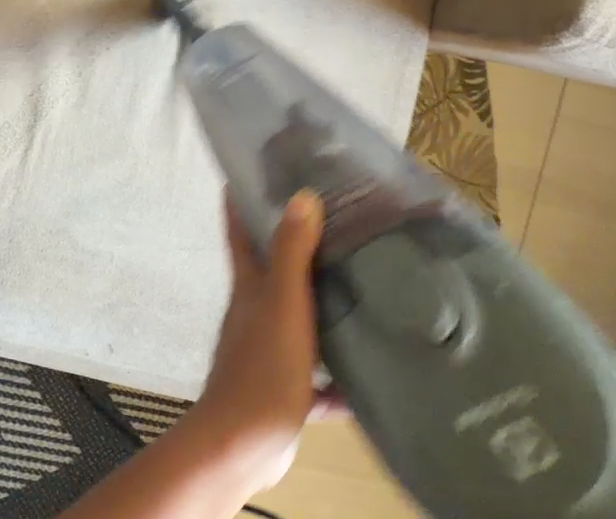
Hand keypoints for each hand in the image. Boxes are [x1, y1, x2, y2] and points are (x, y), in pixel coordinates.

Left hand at [187, 190, 338, 490]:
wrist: (245, 442)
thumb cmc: (262, 366)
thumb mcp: (283, 303)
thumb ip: (291, 253)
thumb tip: (301, 196)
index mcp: (250, 288)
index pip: (241, 232)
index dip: (240, 202)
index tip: (253, 173)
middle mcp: (256, 313)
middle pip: (274, 272)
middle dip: (297, 249)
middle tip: (338, 229)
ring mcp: (270, 352)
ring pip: (299, 322)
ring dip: (325, 310)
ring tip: (366, 294)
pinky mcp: (286, 390)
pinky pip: (319, 380)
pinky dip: (341, 378)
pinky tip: (375, 375)